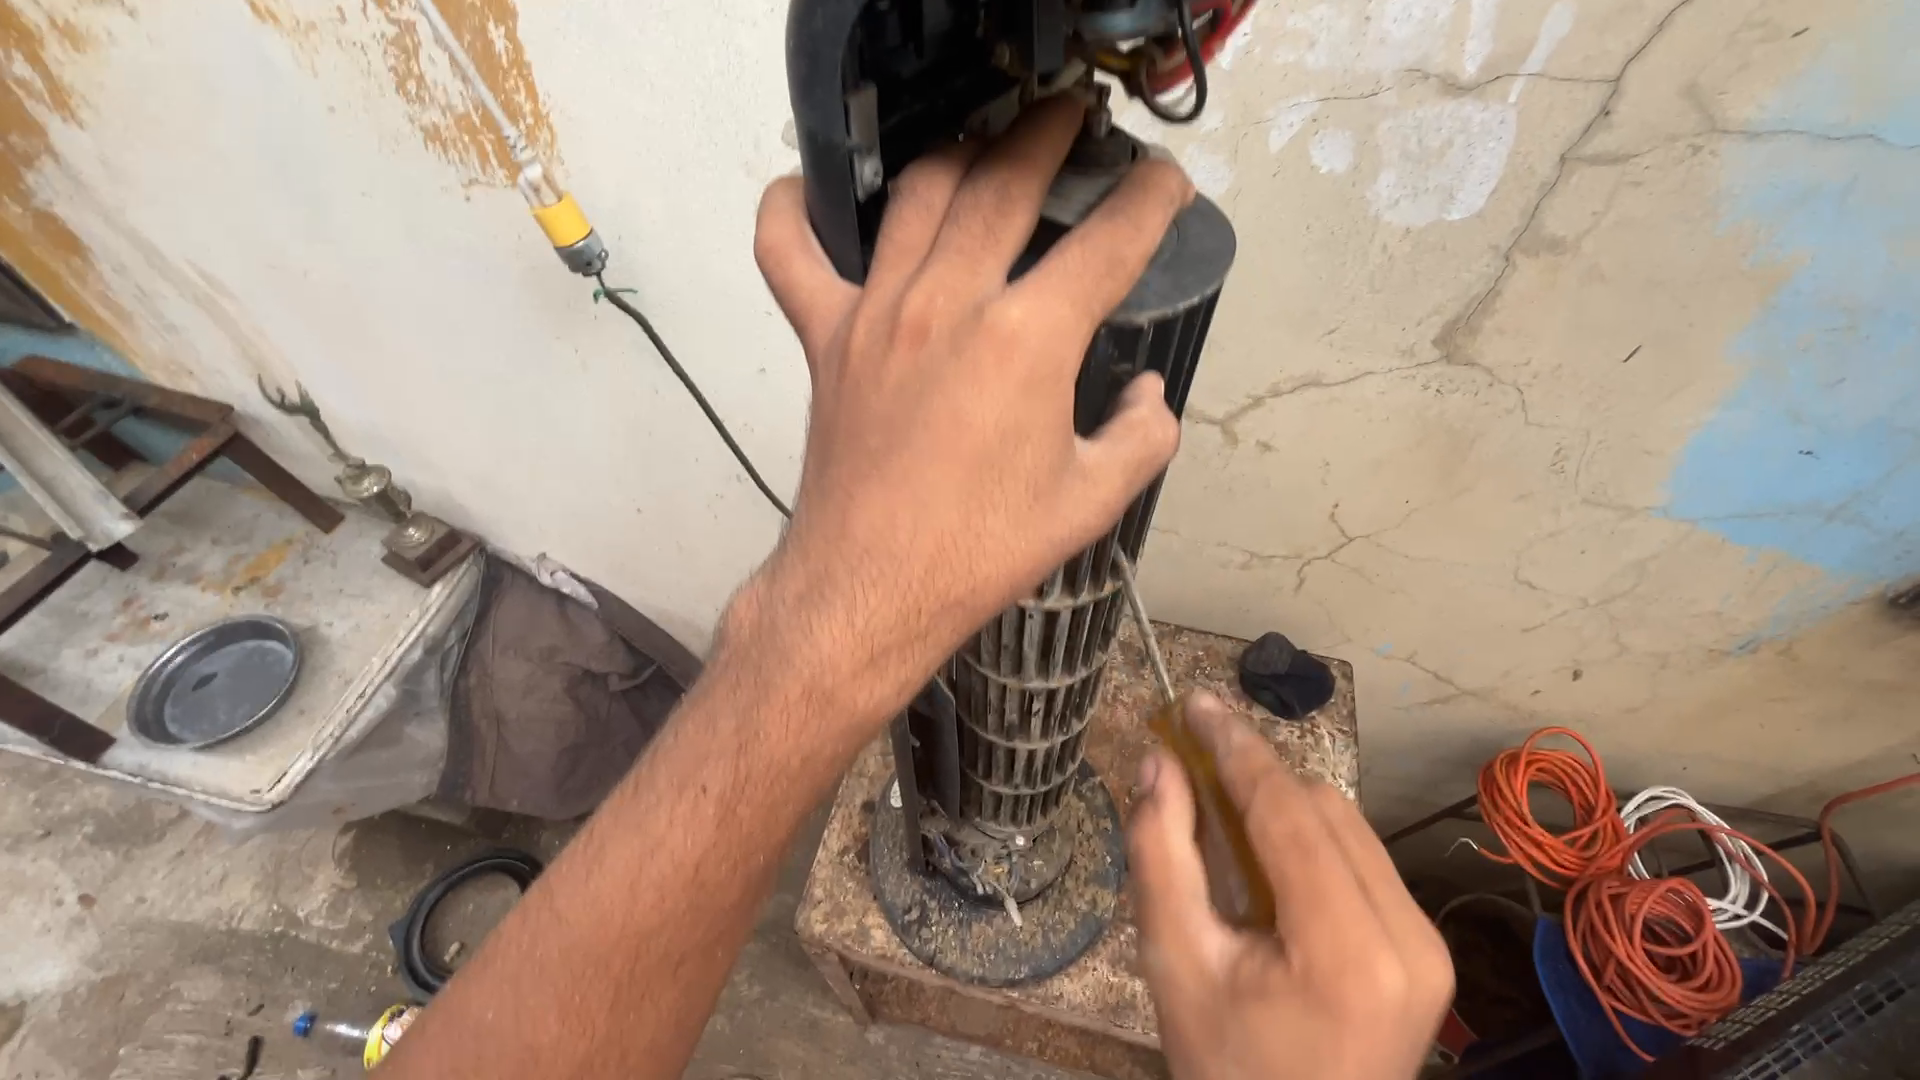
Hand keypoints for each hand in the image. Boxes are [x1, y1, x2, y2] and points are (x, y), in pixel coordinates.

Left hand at [746, 95, 1194, 718]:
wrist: (872, 589)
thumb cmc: (982, 552)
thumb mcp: (1092, 503)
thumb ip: (1142, 437)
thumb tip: (1147, 397)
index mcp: (1029, 340)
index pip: (1110, 239)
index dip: (1150, 200)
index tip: (1164, 185)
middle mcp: (950, 302)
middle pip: (1008, 179)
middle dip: (1052, 133)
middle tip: (1072, 119)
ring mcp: (878, 312)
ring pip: (917, 192)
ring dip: (960, 153)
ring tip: (985, 146)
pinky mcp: (825, 337)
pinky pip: (788, 250)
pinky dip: (791, 211)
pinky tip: (809, 194)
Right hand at [1129, 693, 1454, 1079]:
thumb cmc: (1224, 1069)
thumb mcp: (1173, 962)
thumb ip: (1160, 853)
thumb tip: (1156, 762)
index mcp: (1348, 949)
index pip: (1288, 812)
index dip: (1235, 747)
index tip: (1192, 701)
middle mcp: (1408, 936)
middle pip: (1321, 808)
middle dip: (1252, 772)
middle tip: (1187, 754)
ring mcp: (1427, 945)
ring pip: (1344, 824)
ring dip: (1277, 801)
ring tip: (1215, 803)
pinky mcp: (1425, 951)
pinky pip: (1358, 857)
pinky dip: (1304, 835)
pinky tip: (1260, 852)